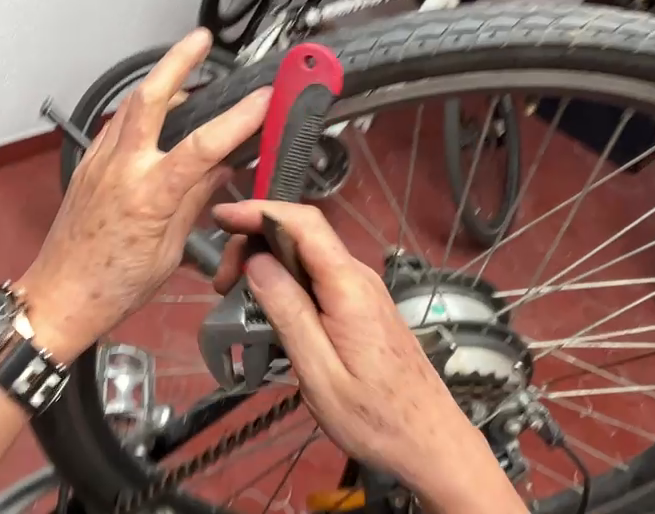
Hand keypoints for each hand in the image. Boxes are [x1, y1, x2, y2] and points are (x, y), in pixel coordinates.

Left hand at [18, 30, 269, 362]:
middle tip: (201, 40)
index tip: (262, 99)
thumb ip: (194, 202)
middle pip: (148, 98)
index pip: (201, 146)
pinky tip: (153, 114)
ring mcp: (99, 161)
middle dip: (176, 61)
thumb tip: (220, 170)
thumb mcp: (169, 252)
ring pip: (130, 105)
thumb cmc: (113, 287)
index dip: (237, 119)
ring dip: (158, 82)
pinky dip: (138, 110)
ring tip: (186, 74)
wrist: (59, 297)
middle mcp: (121, 168)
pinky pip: (116, 125)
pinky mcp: (87, 164)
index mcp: (148, 196)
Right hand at [213, 201, 525, 513]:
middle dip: (255, 241)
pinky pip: (319, 274)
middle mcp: (358, 275)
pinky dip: (286, 276)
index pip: (302, 223)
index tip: (221, 217)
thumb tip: (256, 260)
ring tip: (238, 295)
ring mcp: (364, 288)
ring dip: (268, 261)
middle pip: (301, 234)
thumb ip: (289, 313)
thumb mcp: (320, 374)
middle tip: (223, 282)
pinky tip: (270, 304)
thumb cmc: (375, 418)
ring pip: (308, 253)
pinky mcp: (364, 304)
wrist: (433, 444)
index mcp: (348, 286)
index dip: (259, 210)